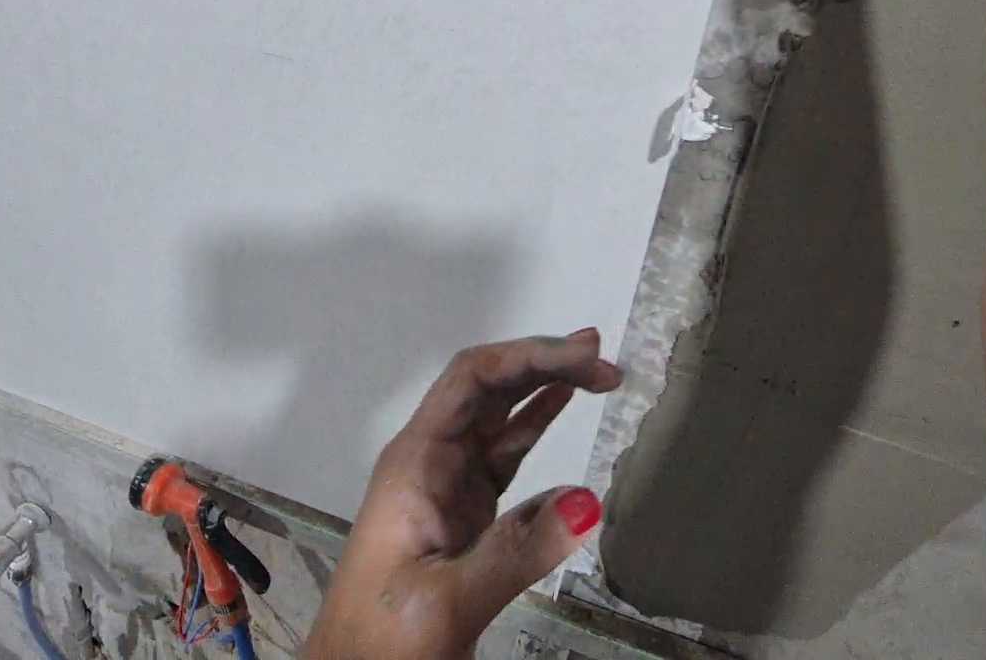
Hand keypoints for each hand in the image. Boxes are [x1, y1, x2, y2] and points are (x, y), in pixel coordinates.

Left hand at [304, 330, 622, 659]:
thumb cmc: (383, 640)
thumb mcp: (448, 599)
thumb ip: (516, 550)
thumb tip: (590, 501)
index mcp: (416, 457)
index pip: (471, 379)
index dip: (526, 356)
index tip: (582, 354)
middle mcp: (431, 454)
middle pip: (487, 386)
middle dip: (541, 362)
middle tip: (601, 356)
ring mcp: (448, 479)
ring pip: (498, 413)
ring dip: (542, 385)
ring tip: (593, 367)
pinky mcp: (465, 506)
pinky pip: (505, 451)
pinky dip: (535, 423)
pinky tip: (562, 404)